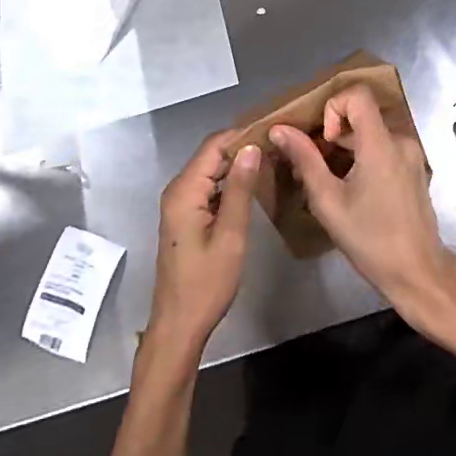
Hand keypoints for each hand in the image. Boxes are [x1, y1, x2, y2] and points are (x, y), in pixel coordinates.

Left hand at [145, 130, 262, 352]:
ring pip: (210, 171)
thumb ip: (240, 189)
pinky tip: (251, 185)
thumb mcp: (230, 235)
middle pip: (210, 155)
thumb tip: (251, 147)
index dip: (242, 134)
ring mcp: (179, 204)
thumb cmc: (206, 283)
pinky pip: (207, 188)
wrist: (179, 324)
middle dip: (241, 147)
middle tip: (277, 146)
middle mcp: (177, 190)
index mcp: (184, 191)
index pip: (214, 146)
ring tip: (271, 160)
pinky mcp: (185, 216)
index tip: (273, 132)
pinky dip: (228, 182)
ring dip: (236, 164)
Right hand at [268, 86, 455, 325]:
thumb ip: (304, 159)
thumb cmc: (370, 238)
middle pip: (362, 116)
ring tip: (328, 183)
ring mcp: (411, 156)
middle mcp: (401, 141)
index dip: (334, 108)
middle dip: (332, 134)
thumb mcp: (328, 200)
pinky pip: (383, 149)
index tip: (325, 141)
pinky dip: (363, 158)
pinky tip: (351, 190)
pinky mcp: (414, 170)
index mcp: (381, 144)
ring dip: (345, 149)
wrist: (417, 273)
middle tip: (313, 166)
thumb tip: (279, 130)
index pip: (358, 94)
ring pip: (371, 134)